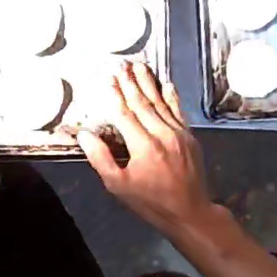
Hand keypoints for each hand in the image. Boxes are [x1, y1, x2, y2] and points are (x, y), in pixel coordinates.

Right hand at [78, 62, 217, 234]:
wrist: (190, 213)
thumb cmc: (150, 202)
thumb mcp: (118, 186)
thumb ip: (101, 158)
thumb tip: (86, 135)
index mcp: (143, 146)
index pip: (125, 114)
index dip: (115, 95)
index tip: (108, 78)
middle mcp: (163, 134)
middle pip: (143, 103)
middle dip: (131, 82)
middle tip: (122, 63)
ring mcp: (179, 134)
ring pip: (161, 103)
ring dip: (149, 83)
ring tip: (140, 66)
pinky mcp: (190, 138)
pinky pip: (178, 111)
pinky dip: (172, 97)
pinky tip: (167, 84)